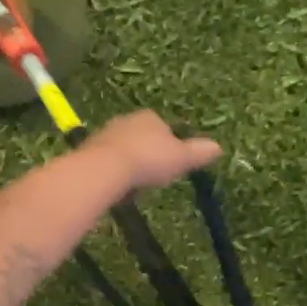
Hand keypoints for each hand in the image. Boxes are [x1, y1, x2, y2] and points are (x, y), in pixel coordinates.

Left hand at [87, 110, 221, 188]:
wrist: (105, 168)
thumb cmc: (149, 159)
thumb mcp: (181, 158)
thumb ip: (199, 152)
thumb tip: (218, 147)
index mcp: (149, 117)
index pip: (164, 127)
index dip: (171, 145)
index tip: (173, 163)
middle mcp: (125, 120)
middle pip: (142, 138)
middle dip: (148, 155)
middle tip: (154, 177)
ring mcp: (104, 134)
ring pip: (124, 150)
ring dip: (130, 166)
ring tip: (136, 186)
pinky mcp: (88, 150)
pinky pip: (107, 163)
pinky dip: (114, 174)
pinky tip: (118, 188)